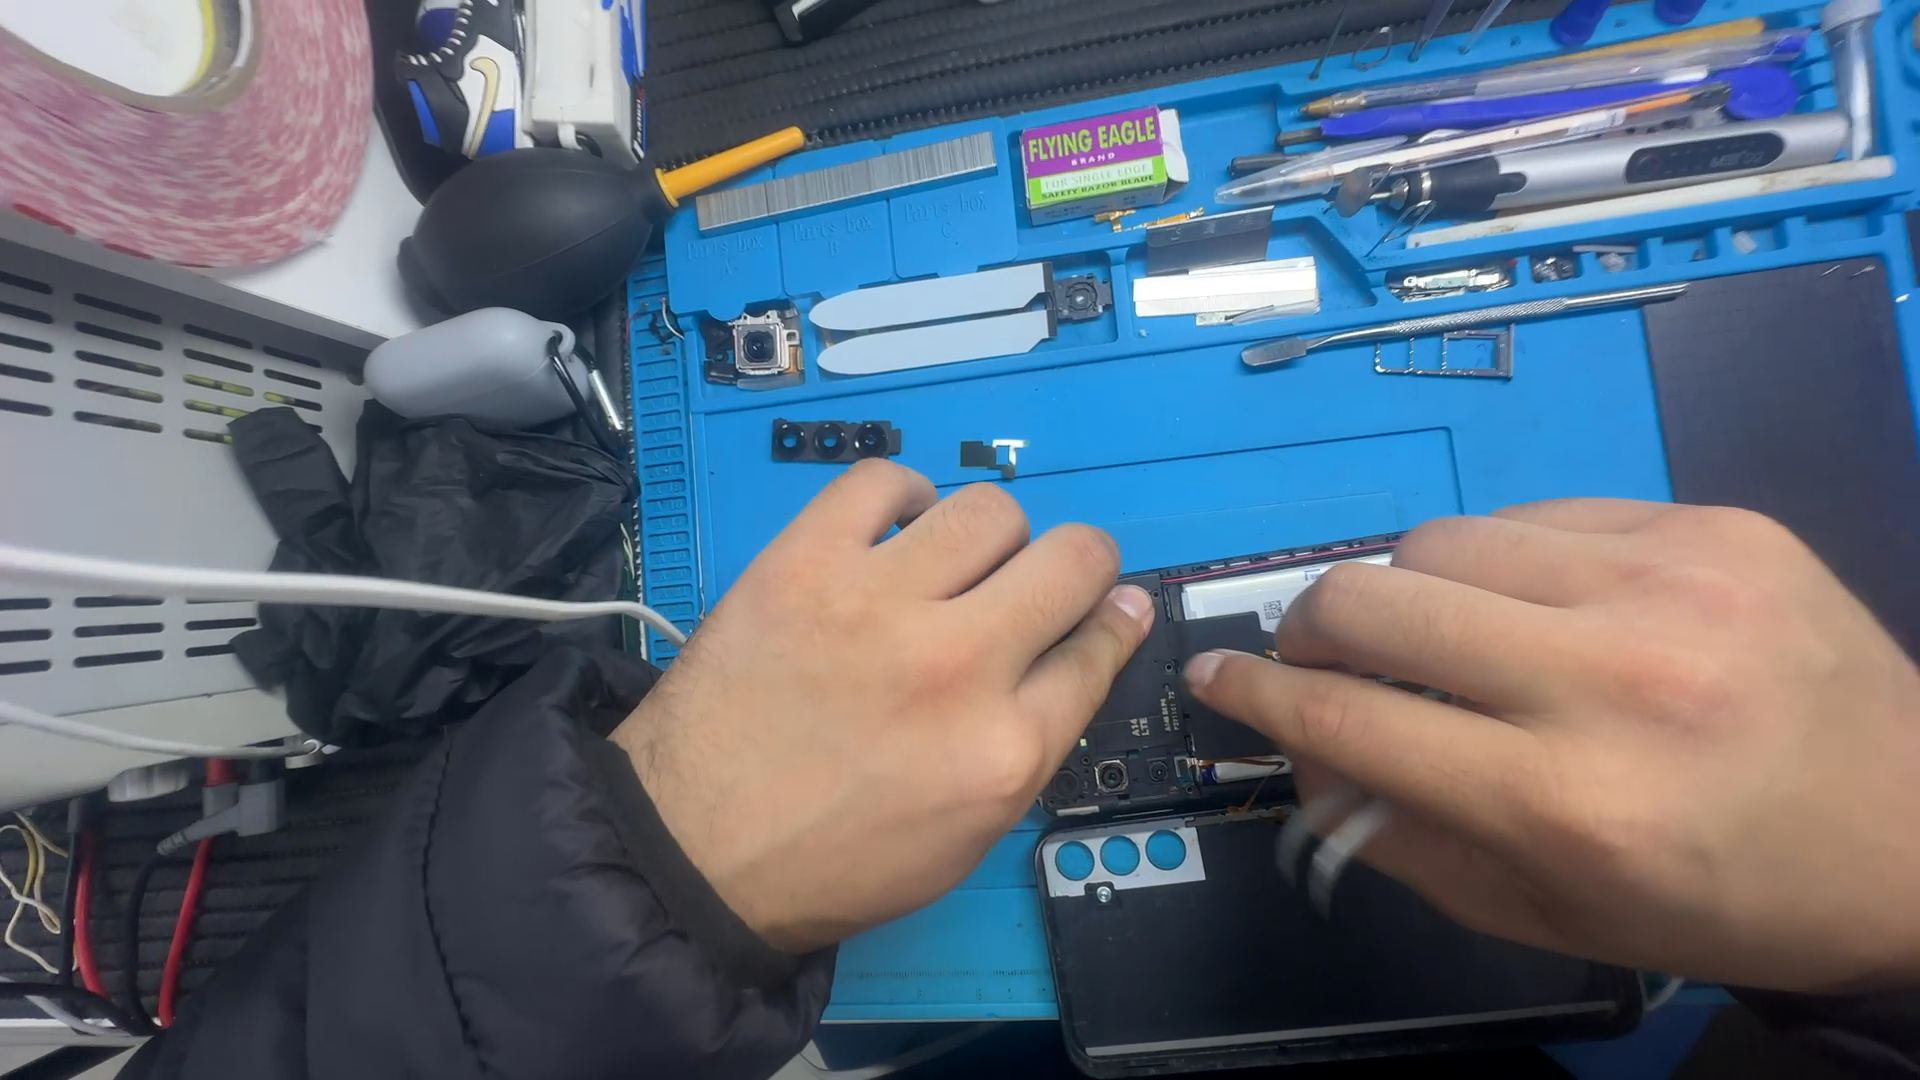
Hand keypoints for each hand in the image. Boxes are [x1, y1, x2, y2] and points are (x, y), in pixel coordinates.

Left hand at [611, 461, 1152, 952]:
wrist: (697, 844)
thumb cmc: (842, 852)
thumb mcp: (970, 829)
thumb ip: (1041, 734)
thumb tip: (1094, 635)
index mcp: (1005, 748)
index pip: (1100, 645)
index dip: (1114, 619)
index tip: (1110, 605)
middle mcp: (956, 664)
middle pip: (1072, 560)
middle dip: (1081, 564)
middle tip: (1045, 578)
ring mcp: (876, 602)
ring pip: (991, 510)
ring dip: (993, 537)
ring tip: (955, 565)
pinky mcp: (803, 560)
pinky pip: (882, 479)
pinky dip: (904, 498)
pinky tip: (895, 532)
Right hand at [1186, 500, 1919, 991]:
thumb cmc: (1704, 892)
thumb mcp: (1528, 907)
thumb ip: (1383, 828)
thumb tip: (1292, 744)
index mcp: (1568, 803)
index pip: (1346, 716)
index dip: (1253, 692)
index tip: (1210, 675)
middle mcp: (1616, 681)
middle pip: (1368, 599)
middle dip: (1309, 626)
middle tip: (1319, 652)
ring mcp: (1671, 584)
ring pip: (1432, 541)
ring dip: (1403, 591)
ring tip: (1443, 632)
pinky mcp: (1710, 525)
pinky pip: (1520, 519)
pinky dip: (1490, 563)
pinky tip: (1535, 605)